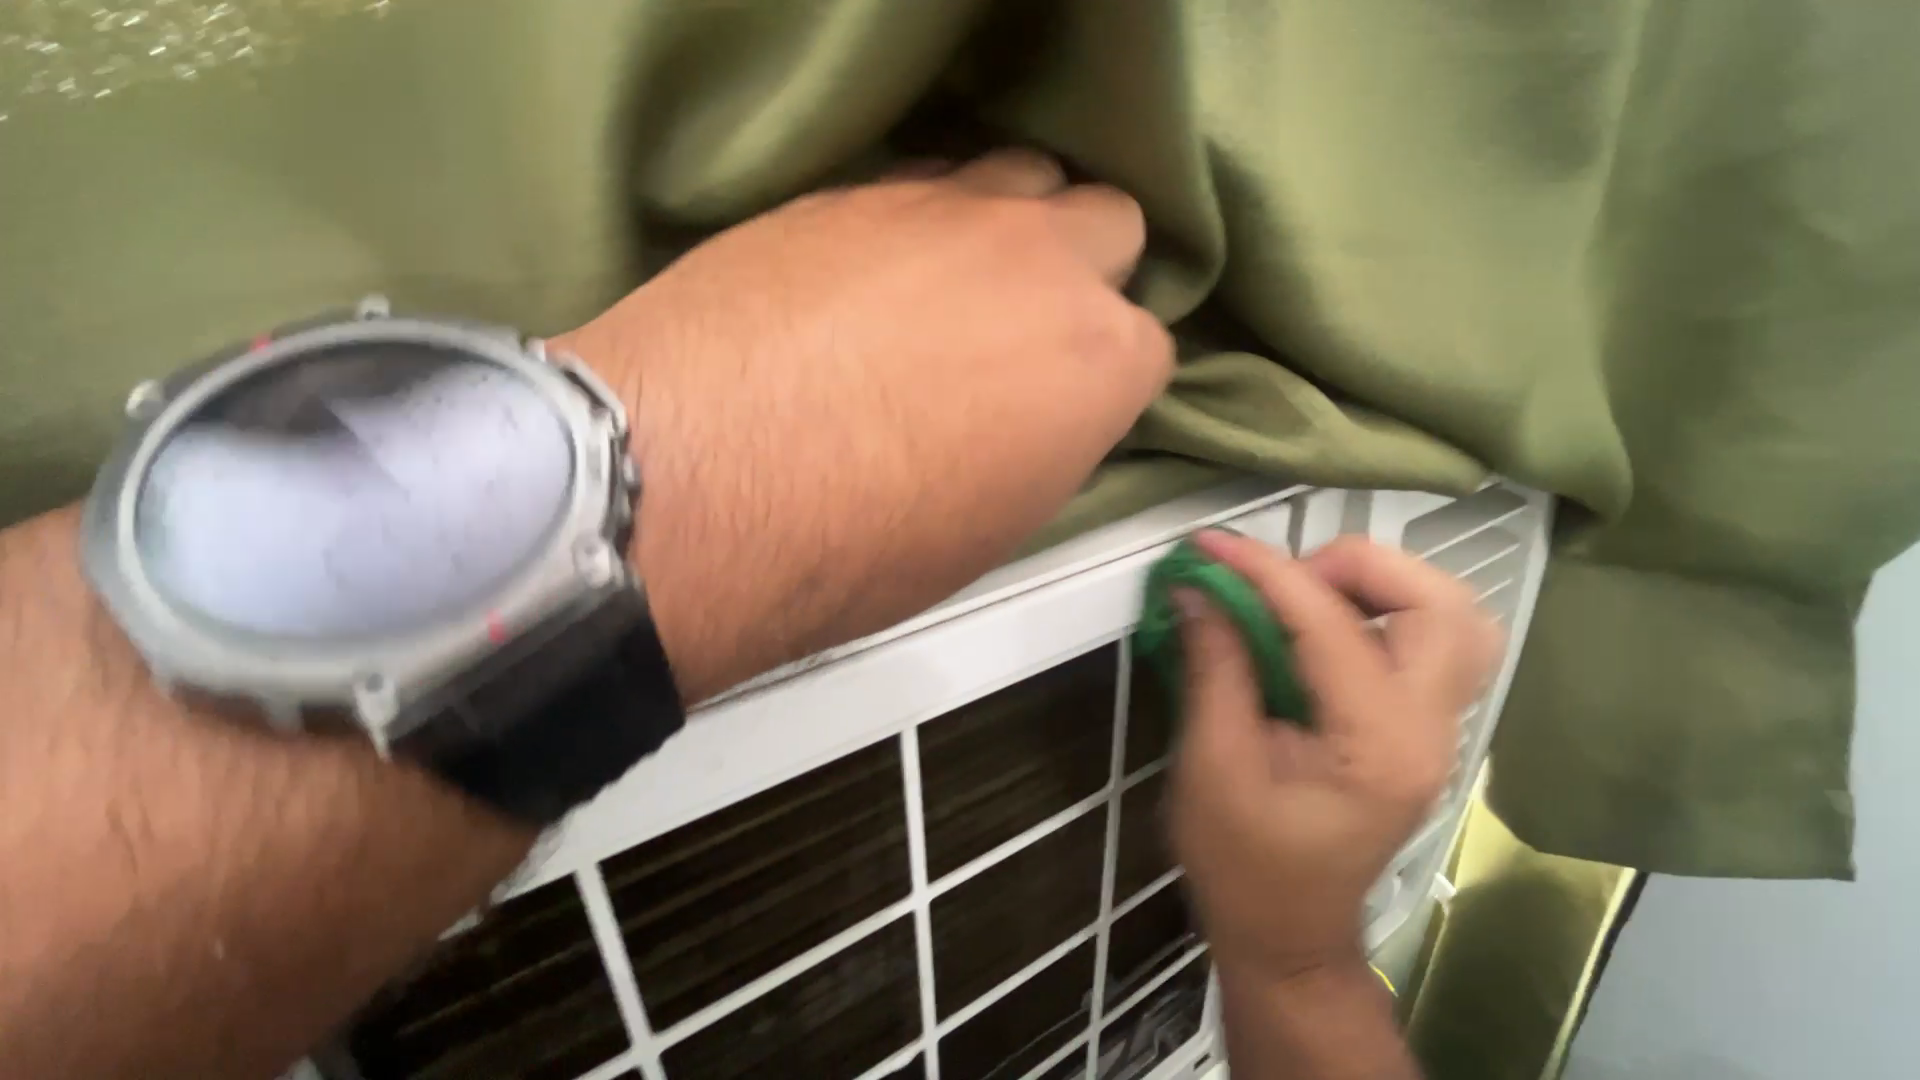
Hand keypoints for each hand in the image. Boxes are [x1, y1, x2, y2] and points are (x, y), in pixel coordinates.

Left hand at [557, 150, 1173, 701]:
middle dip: (1081, 274)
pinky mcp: (854, 186)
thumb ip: (1045, 444)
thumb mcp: (992, 527)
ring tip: (948, 292)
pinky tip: (870, 278)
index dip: (1101, 382)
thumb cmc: (858, 547)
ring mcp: (945, 208)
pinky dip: (922, 223)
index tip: (1060, 408)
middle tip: (1016, 333)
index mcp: (1099, 361)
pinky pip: (924, 180)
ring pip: (1022, 178)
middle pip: (1107, 225)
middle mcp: (1042, 261)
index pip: (1147, 345)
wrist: (693, 487)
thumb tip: (1033, 414)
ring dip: (1007, 230)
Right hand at [1167, 531, 1500, 980]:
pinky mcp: (1419, 730)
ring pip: (1452, 618)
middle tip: (1278, 577)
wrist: (1286, 933)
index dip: (1264, 572)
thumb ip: (1215, 666)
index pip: (1331, 625)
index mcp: (1378, 745)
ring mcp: (1436, 731)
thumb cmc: (1241, 864)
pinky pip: (1430, 644)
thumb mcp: (1212, 763)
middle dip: (1354, 567)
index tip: (1210, 546)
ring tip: (1304, 592)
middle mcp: (1430, 730)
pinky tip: (1322, 623)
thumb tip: (1198, 588)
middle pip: (1439, 605)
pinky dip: (1382, 611)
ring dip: (1381, 585)